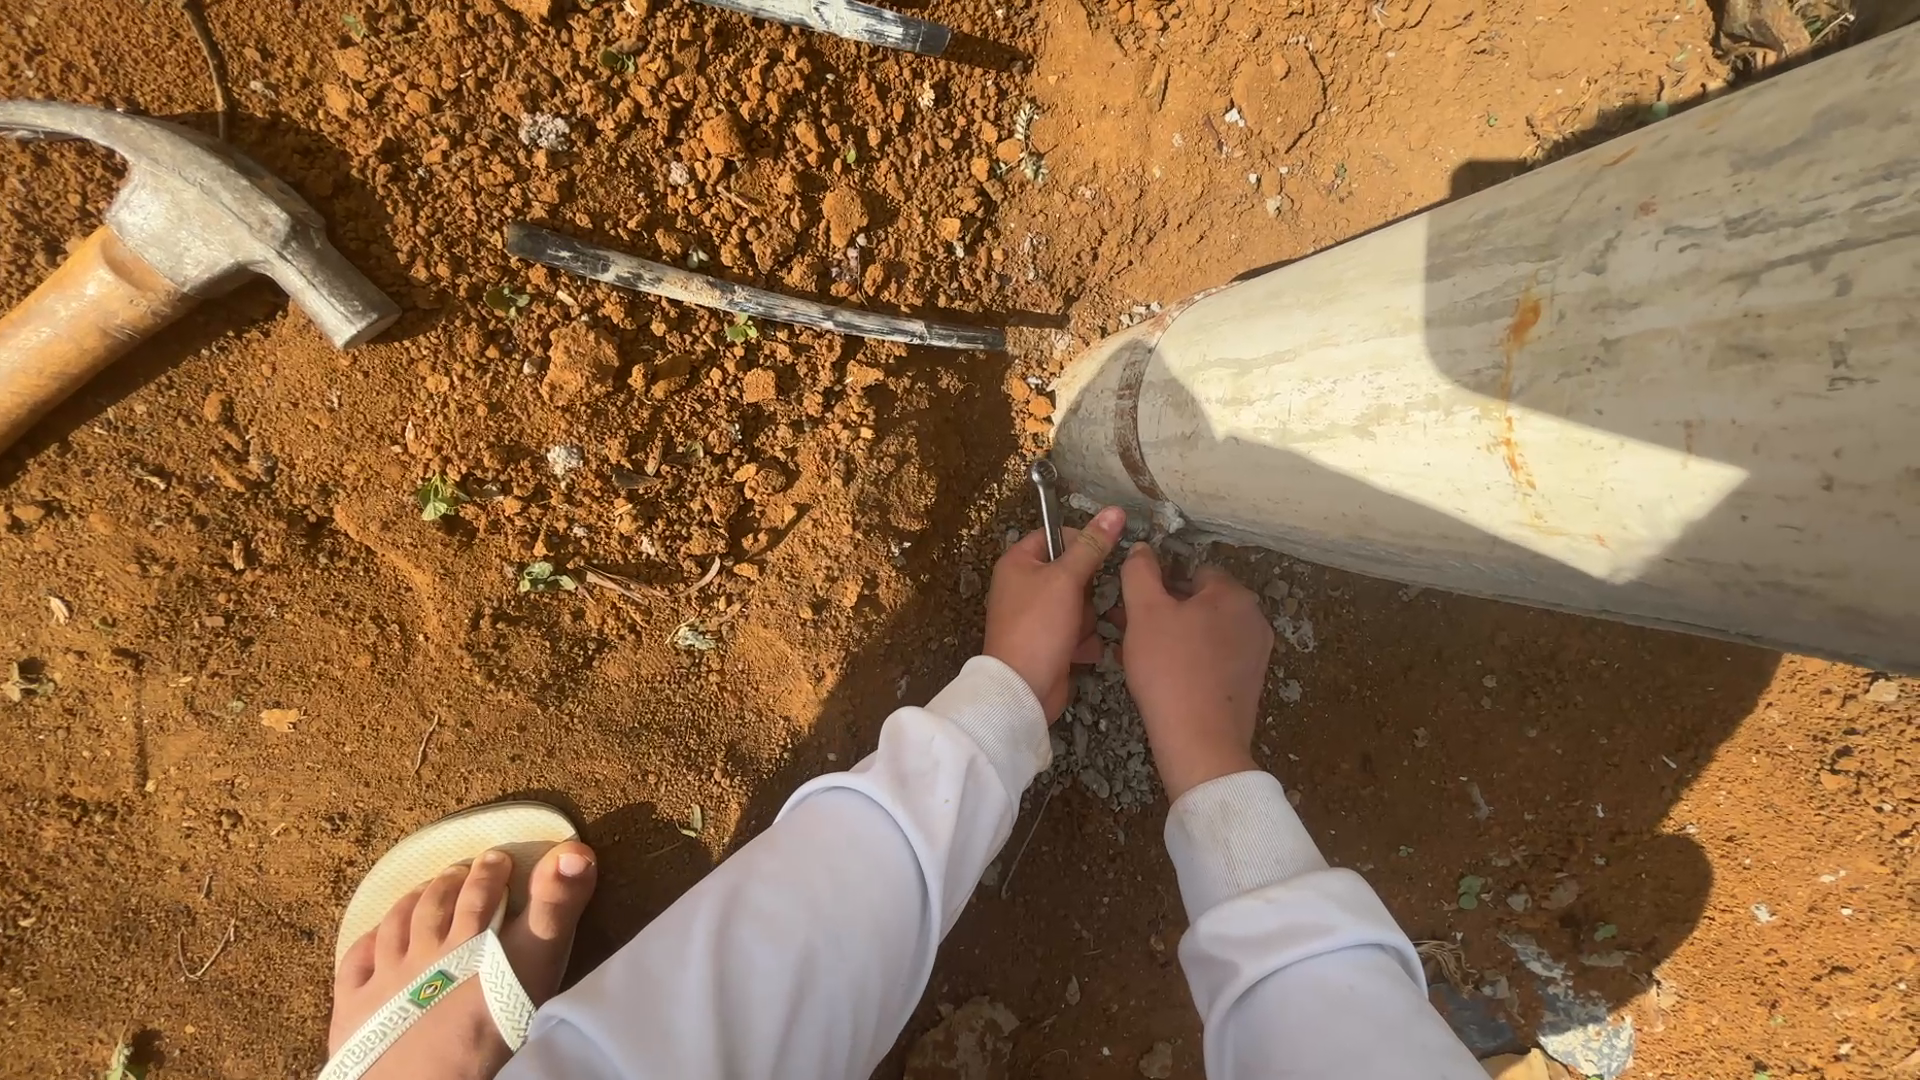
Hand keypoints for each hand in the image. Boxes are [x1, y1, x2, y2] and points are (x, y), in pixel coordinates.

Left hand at [983, 506, 1125, 720]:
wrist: (1023, 689)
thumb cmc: (1038, 627)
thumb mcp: (1066, 579)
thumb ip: (1092, 546)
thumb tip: (1115, 511)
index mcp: (1018, 563)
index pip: (1055, 535)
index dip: (1081, 542)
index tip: (1103, 554)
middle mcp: (1024, 586)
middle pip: (1072, 572)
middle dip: (1087, 591)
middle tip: (1084, 601)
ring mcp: (1036, 617)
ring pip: (1080, 604)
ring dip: (1086, 619)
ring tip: (1078, 632)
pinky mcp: (1049, 643)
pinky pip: (1078, 631)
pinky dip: (1083, 641)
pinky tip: (1080, 652)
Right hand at [1117, 544, 1273, 800]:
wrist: (1200, 741)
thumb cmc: (1169, 668)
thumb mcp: (1144, 611)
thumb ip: (1140, 572)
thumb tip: (1142, 549)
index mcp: (1234, 594)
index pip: (1193, 569)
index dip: (1160, 582)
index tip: (1134, 604)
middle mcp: (1254, 619)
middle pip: (1200, 601)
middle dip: (1166, 610)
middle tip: (1131, 629)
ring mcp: (1256, 654)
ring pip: (1205, 631)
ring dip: (1175, 635)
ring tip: (1142, 655)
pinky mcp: (1248, 684)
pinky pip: (1213, 659)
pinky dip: (1189, 661)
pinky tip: (1164, 678)